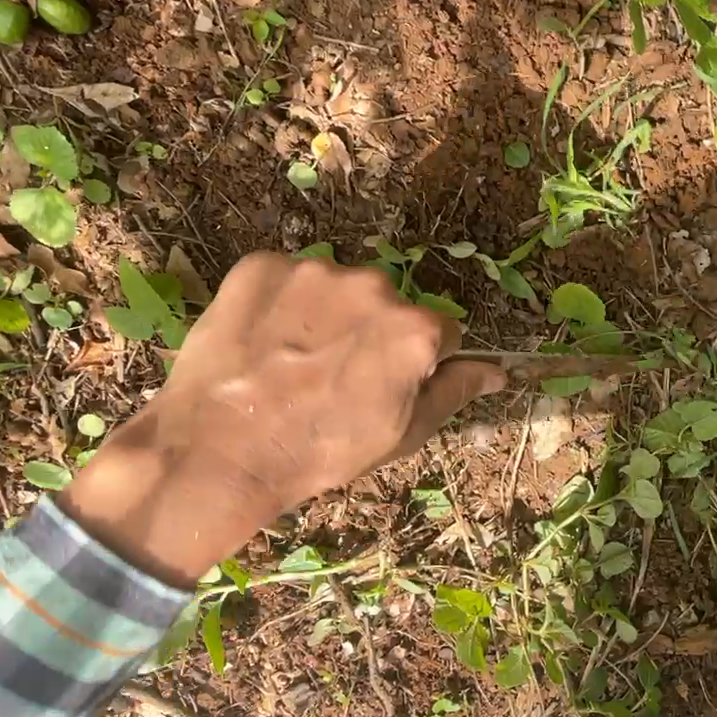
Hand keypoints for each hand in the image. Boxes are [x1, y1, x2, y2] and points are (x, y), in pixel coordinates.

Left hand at [58, 253, 505, 585]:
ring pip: (336, 289)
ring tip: (291, 362)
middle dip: (371, 333)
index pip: (437, 332)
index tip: (385, 387)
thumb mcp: (403, 433)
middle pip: (386, 306)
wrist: (219, 451)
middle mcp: (373, 286)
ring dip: (326, 315)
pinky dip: (281, 304)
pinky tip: (262, 343)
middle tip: (333, 377)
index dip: (414, 362)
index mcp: (415, 329)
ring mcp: (314, 270)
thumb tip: (497, 370)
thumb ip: (455, 391)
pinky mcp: (260, 265)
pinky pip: (287, 279)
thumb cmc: (323, 451)